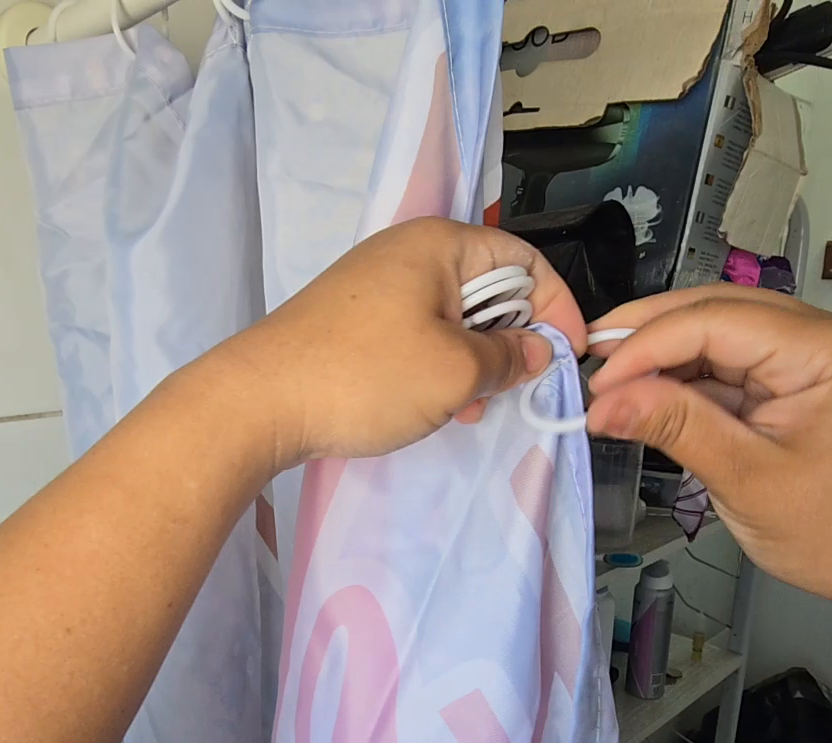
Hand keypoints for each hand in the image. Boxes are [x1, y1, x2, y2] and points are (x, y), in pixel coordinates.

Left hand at [204, 218, 586, 465]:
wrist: (261, 401)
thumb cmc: (367, 377)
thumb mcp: (455, 371)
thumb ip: (508, 357)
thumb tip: (538, 350)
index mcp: (440, 245)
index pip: (524, 260)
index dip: (557, 306)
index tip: (571, 355)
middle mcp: (406, 253)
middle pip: (487, 289)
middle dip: (509, 341)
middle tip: (511, 390)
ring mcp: (374, 288)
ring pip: (450, 320)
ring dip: (471, 363)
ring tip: (467, 408)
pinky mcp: (352, 323)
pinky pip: (414, 336)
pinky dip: (434, 368)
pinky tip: (431, 406)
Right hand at [584, 285, 831, 619]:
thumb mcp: (747, 479)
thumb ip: (675, 427)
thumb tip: (603, 403)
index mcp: (831, 350)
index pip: (716, 320)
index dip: (645, 345)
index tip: (596, 383)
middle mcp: (831, 339)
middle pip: (721, 311)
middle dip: (651, 331)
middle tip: (592, 357)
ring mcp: (820, 361)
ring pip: (725, 335)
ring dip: (667, 355)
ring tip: (613, 383)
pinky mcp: (807, 385)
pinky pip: (738, 367)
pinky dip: (692, 381)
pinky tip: (654, 396)